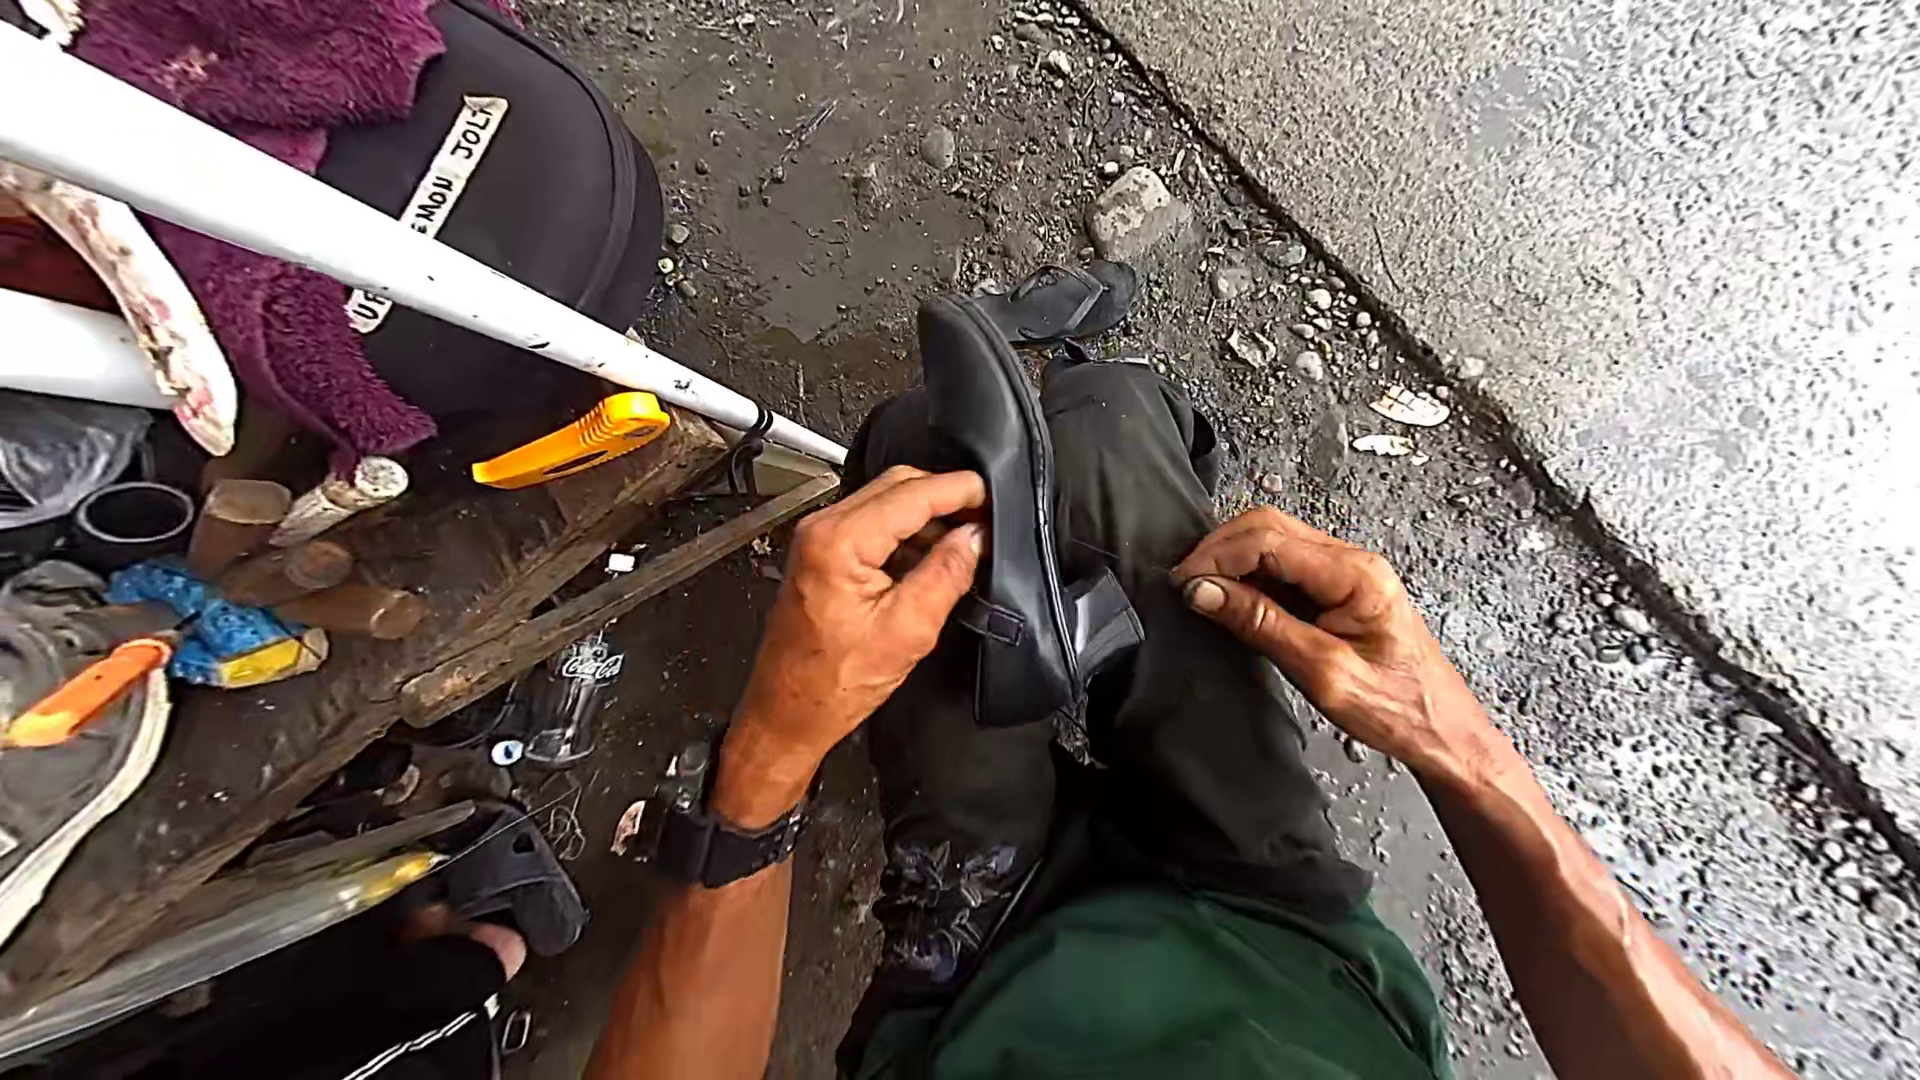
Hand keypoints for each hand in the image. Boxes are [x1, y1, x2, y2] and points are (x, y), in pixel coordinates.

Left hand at [715, 466, 985, 826]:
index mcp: (839, 542)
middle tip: (984, 516)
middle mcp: (822, 529)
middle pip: (898, 485)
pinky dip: (907, 530)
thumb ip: (946, 574)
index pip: (913, 493)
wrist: (787, 712)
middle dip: (946, 495)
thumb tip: (974, 537)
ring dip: (928, 513)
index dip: (960, 489)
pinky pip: (873, 524)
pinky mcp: (823, 554)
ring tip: (964, 539)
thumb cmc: (829, 685)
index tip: (991, 495)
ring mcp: (819, 539)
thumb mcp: (907, 631)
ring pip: (886, 500)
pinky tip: (931, 554)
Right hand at [1170, 507, 1496, 782]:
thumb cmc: (1397, 708)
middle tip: (1185, 585)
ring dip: (1227, 560)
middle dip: (1216, 550)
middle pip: (1265, 526)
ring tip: (1201, 593)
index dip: (1216, 558)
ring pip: (1268, 538)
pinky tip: (1228, 599)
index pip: (1267, 541)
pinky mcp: (1330, 585)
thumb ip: (1259, 624)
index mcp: (1356, 575)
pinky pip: (1276, 563)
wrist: (1441, 731)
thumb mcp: (1321, 671)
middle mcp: (1350, 561)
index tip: (1184, 585)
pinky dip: (1243, 575)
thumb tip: (1203, 592)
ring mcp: (1341, 570)